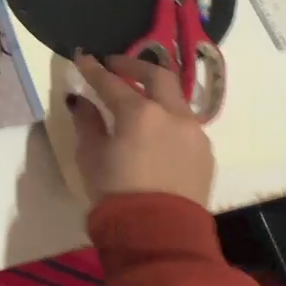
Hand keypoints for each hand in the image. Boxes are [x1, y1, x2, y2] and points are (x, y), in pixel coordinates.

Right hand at [69, 53, 214, 206]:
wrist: (158, 228)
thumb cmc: (114, 188)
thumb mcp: (90, 153)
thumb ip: (87, 121)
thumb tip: (81, 101)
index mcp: (139, 112)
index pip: (111, 82)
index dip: (93, 68)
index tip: (82, 57)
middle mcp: (172, 114)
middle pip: (158, 76)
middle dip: (134, 66)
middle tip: (114, 65)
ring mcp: (194, 132)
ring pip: (176, 99)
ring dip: (154, 92)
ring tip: (137, 97)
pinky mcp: (204, 151)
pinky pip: (184, 123)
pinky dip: (166, 116)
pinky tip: (153, 128)